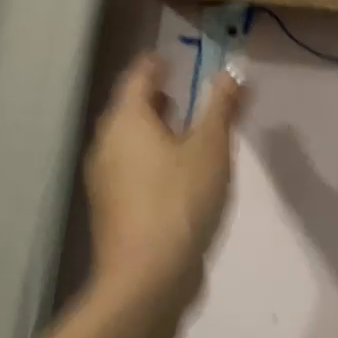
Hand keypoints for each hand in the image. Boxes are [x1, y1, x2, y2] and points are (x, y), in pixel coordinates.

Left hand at [84, 53, 245, 308]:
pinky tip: (177, 173)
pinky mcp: (112, 212)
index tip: (169, 56)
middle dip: (155, 97)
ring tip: (184, 129)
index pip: (138, 77)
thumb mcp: (211, 146)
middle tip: (180, 88)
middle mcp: (107, 145)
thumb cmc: (180, 200)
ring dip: (154, 130)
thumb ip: (222, 105)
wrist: (147, 281)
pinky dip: (152, 158)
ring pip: (129, 142)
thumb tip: (232, 70)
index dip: (155, 64)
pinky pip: (132, 169)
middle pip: (129, 109)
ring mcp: (105, 182)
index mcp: (127, 121)